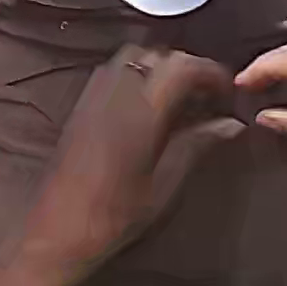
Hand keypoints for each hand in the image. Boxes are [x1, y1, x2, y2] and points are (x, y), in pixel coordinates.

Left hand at [10, 46, 232, 285]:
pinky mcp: (80, 104)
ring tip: (179, 97)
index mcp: (140, 110)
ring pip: (133, 57)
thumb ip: (196, 145)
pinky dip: (137, 74)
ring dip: (161, 67)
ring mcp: (93, 95)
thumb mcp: (164, 185)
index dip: (212, 73)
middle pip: (158, 55)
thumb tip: (231, 124)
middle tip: (207, 96)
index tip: (228, 92)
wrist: (55, 230)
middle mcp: (115, 92)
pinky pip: (113, 70)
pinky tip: (147, 104)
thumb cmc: (114, 215)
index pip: (183, 67)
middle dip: (188, 68)